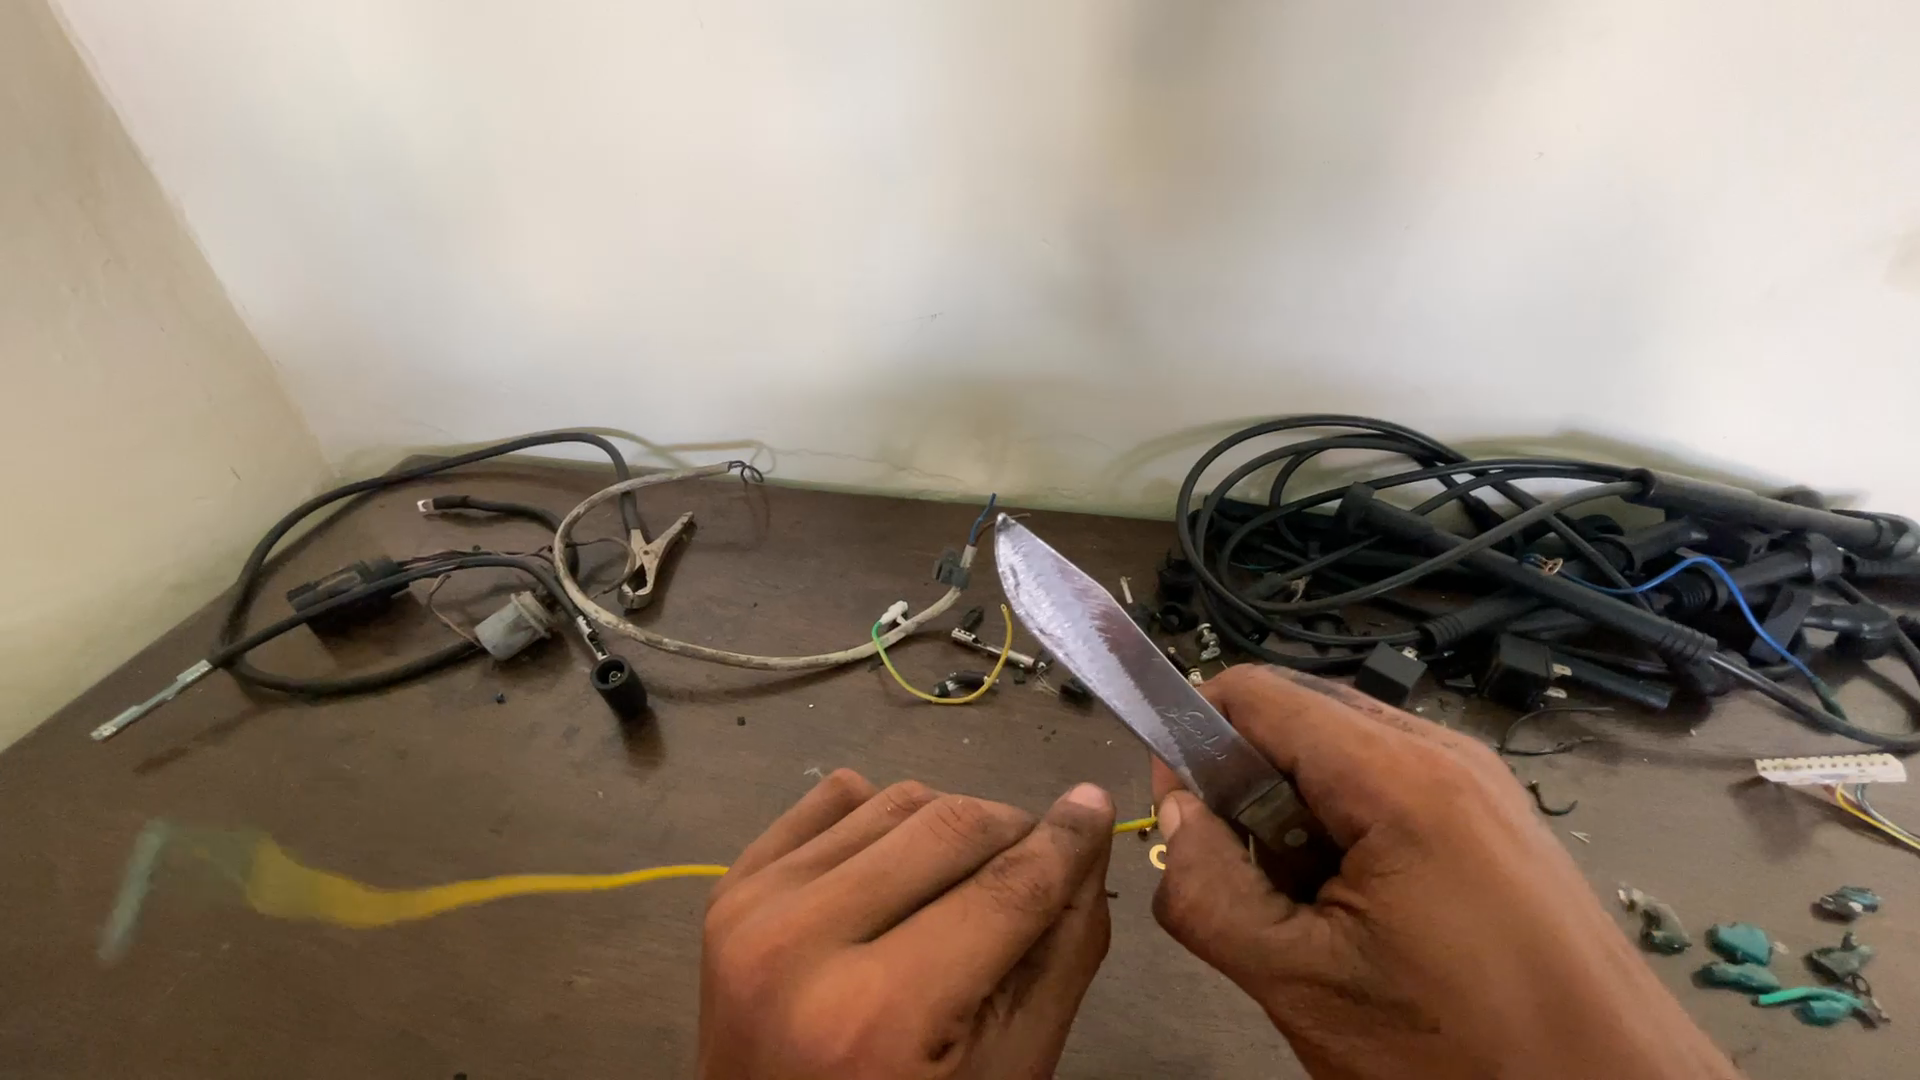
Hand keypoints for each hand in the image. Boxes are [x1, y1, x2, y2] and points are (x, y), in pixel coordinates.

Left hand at [698, 770, 1114, 1078]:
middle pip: (952, 826)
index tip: (1096, 806)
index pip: (1005, 891)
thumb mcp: (1008, 1070)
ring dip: (951, 825)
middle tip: (1033, 860)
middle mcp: (801, 944)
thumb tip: (1087, 828)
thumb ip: (1062, 950)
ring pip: (898, 799)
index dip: (1066, 840)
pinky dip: (884, 814)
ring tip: (960, 877)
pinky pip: (837, 796)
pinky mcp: (734, 883)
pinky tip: (896, 862)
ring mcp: (756, 906)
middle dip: (1012, 831)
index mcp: (877, 1018)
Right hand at [1152, 666, 1740, 1079]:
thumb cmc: (1462, 1058)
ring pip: (1333, 740)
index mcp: (1395, 776)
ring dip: (1289, 797)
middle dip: (1243, 773)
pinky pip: (1379, 771)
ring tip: (1305, 890)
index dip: (1194, 734)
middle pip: (1293, 710)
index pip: (1252, 692)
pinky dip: (1338, 811)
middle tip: (1247, 864)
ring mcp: (1475, 775)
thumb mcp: (1302, 985)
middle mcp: (1440, 749)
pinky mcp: (1491, 807)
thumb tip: (1176, 813)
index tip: (1185, 810)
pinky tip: (1356, 893)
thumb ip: (1207, 891)